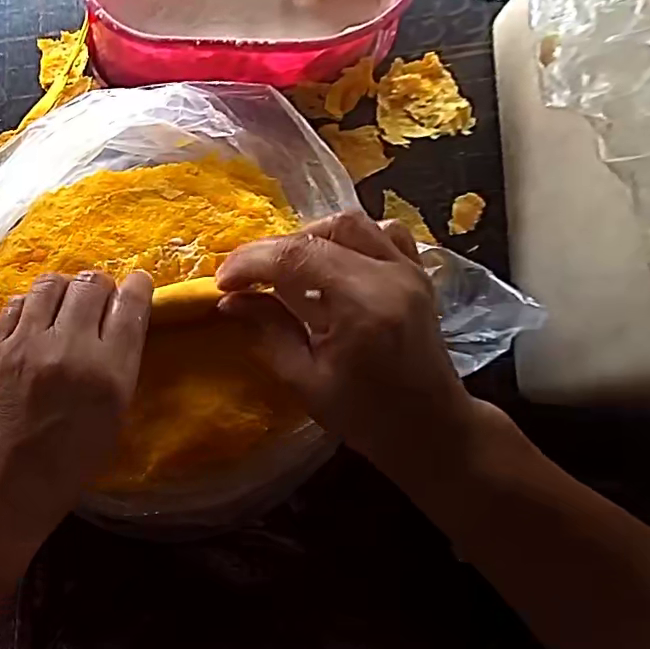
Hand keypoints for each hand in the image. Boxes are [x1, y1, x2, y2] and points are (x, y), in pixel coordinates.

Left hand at [0, 270, 153, 539]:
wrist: (9, 482)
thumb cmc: (71, 461)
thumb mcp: (114, 415)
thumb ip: (120, 363)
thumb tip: (122, 318)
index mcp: (109, 372)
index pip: (131, 304)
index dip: (138, 287)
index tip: (137, 285)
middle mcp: (69, 349)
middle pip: (91, 284)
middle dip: (102, 285)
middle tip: (100, 298)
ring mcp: (28, 345)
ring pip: (52, 284)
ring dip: (66, 287)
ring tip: (67, 302)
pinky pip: (18, 303)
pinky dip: (33, 303)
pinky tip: (37, 318)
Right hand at [213, 210, 486, 474]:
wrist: (428, 425)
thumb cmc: (361, 412)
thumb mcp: (301, 377)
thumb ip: (268, 328)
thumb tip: (230, 300)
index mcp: (363, 306)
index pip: (296, 257)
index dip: (249, 263)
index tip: (221, 285)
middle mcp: (391, 276)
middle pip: (321, 232)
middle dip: (269, 250)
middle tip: (241, 278)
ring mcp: (409, 269)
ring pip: (350, 223)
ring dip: (304, 239)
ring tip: (279, 269)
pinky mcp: (414, 272)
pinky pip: (378, 232)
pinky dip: (341, 240)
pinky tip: (321, 264)